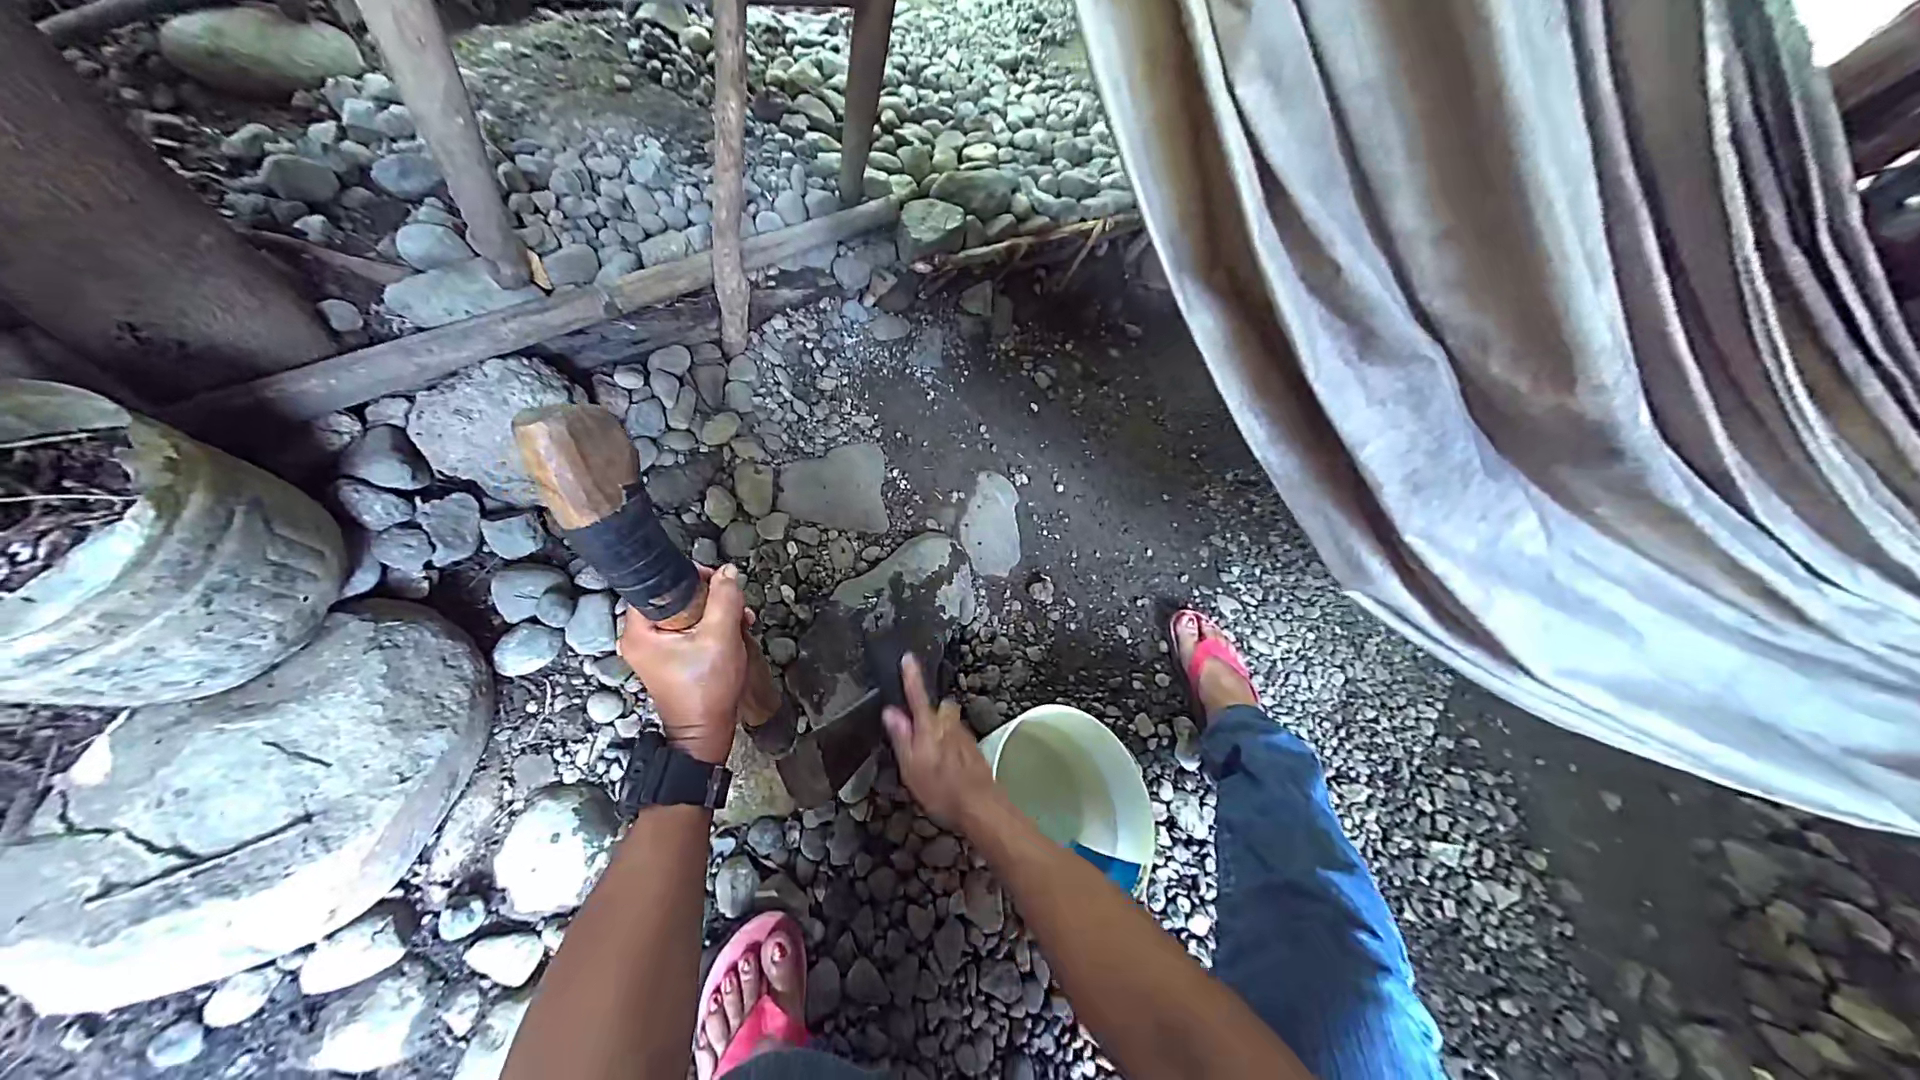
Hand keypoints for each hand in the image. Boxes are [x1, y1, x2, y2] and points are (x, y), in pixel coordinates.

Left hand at [618, 564, 751, 765]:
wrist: (706, 731)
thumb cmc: (705, 693)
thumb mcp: (721, 636)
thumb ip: (725, 599)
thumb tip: (728, 572)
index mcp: (640, 632)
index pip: (661, 584)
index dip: (693, 578)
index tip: (717, 583)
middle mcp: (642, 638)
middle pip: (679, 597)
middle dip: (712, 599)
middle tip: (733, 609)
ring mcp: (656, 648)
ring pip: (690, 612)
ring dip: (718, 614)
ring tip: (738, 624)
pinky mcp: (671, 656)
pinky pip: (693, 629)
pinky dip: (714, 628)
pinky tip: (733, 635)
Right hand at [882, 653, 998, 829]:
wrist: (981, 807)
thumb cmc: (942, 790)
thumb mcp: (911, 768)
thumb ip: (901, 736)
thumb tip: (890, 712)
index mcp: (930, 727)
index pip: (917, 695)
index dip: (912, 676)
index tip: (908, 658)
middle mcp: (950, 726)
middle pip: (939, 707)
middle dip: (930, 712)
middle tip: (918, 731)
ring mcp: (965, 736)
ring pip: (950, 723)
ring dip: (941, 730)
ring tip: (931, 756)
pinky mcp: (974, 749)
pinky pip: (958, 738)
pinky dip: (950, 745)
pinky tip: (946, 766)